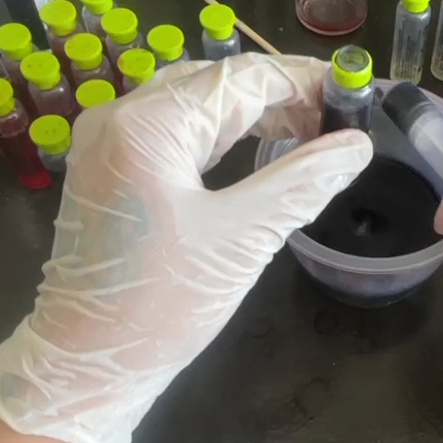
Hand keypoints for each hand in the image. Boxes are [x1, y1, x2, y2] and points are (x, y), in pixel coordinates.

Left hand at [0, 54, 371, 442]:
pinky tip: (256, 151)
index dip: (302, 81)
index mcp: (146, 125)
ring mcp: (107, 145)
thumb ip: (301, 182)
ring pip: (193, 108)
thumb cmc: (161, 305)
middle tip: (337, 120)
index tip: (354, 92)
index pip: (239, 79)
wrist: (85, 362)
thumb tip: (357, 145)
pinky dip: (220, 139)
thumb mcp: (241, 240)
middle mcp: (118, 118)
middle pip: (214, 86)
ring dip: (251, 115)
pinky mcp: (110, 173)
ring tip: (308, 133)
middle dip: (279, 96)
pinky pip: (174, 136)